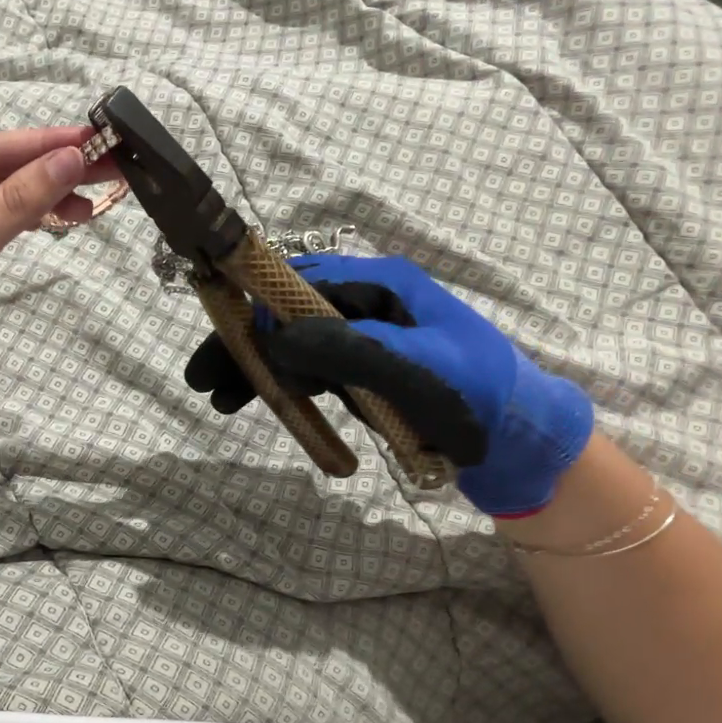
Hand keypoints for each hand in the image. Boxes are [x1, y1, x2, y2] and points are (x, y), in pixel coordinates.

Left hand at [0, 127, 112, 422]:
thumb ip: (17, 201)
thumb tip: (70, 157)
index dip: (43, 142)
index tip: (95, 138)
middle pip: (3, 168)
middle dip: (54, 165)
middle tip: (112, 162)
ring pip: (10, 194)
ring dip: (52, 192)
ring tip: (102, 192)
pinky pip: (8, 221)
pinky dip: (38, 217)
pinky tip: (72, 213)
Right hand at [183, 254, 593, 514]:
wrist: (520, 441)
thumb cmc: (474, 396)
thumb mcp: (413, 369)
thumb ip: (345, 348)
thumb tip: (273, 337)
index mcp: (381, 285)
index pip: (299, 281)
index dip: (253, 304)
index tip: (220, 336)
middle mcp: (365, 302)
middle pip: (285, 313)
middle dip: (243, 342)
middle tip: (201, 376)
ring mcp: (361, 336)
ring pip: (290, 343)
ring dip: (254, 367)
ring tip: (218, 398)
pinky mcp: (361, 368)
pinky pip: (307, 369)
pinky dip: (279, 385)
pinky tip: (255, 401)